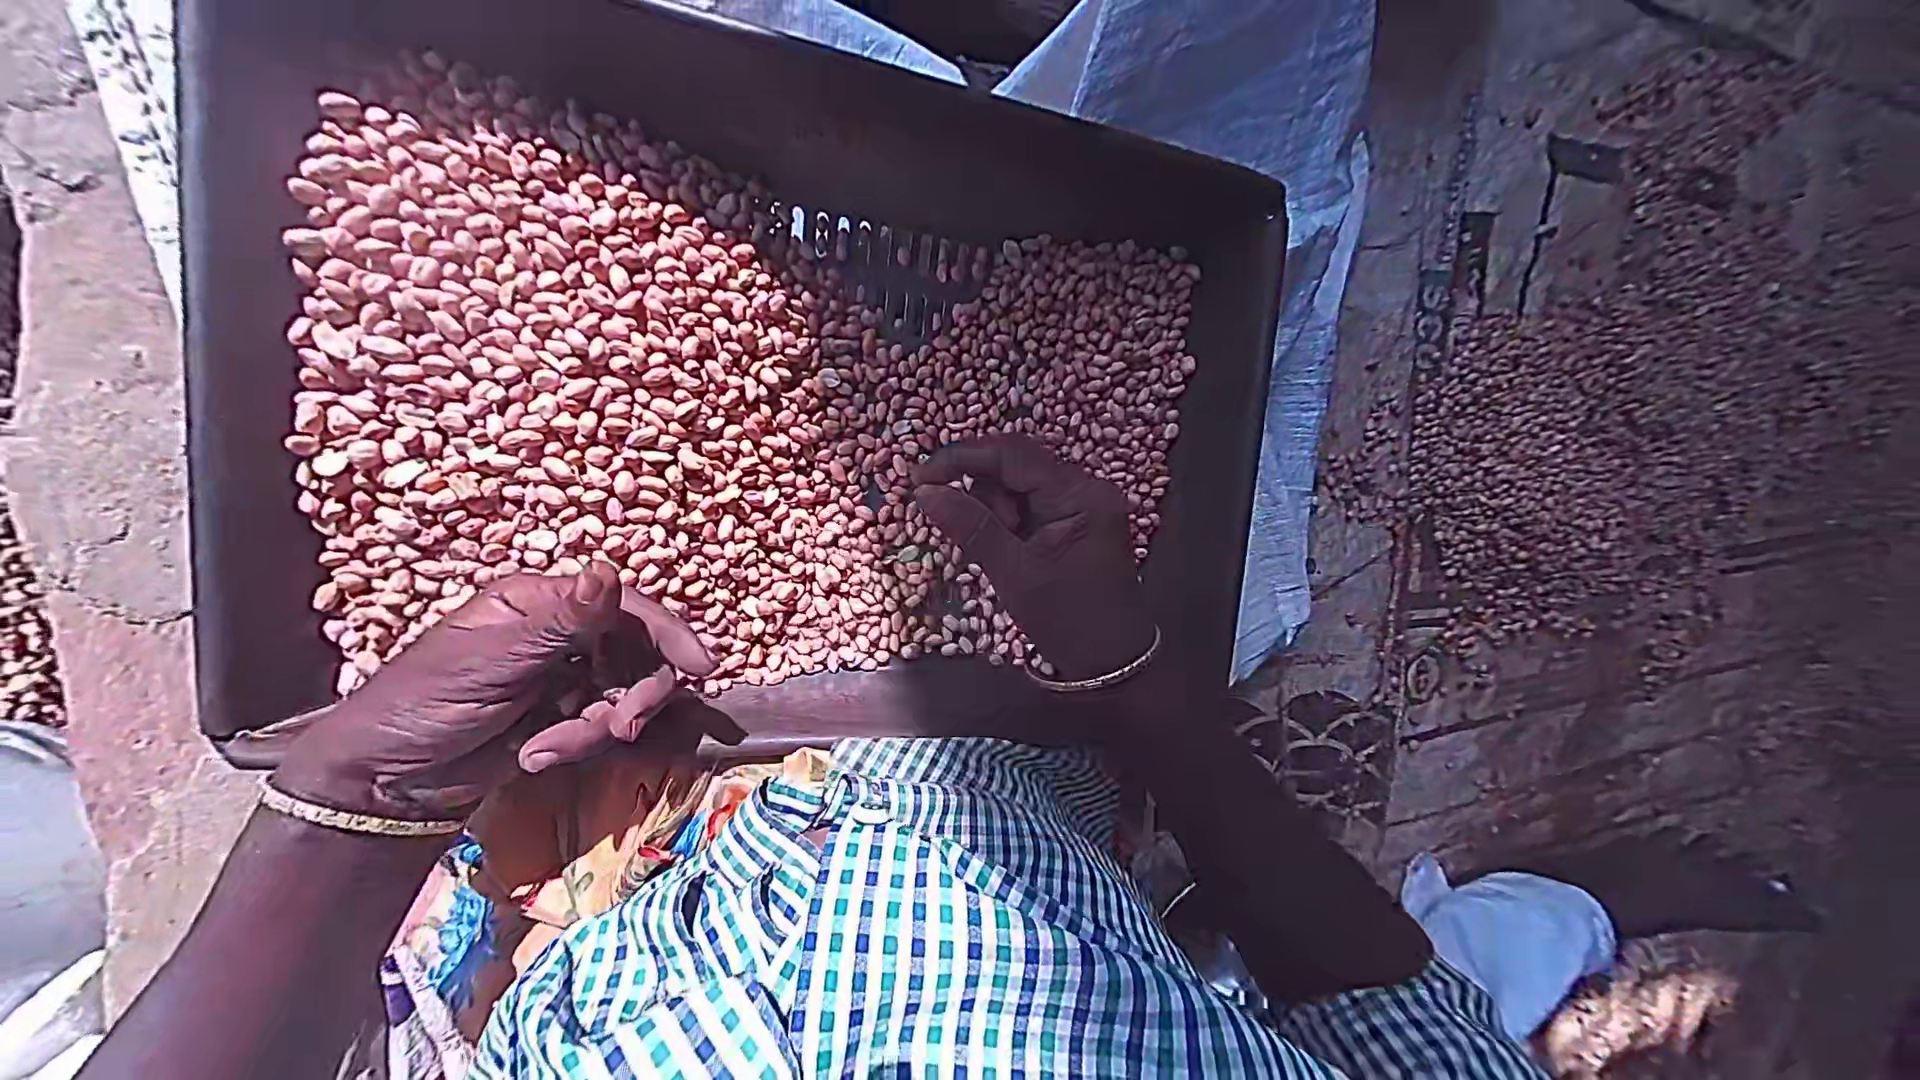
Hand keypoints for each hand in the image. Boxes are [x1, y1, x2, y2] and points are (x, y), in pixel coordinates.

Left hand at [272, 564, 715, 820]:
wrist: (383, 782)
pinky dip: (581, 742)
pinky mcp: (569, 713)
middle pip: (641, 652)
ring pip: (628, 692)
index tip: (701, 666)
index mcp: (547, 603)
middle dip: (638, 692)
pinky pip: (605, 723)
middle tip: (624, 726)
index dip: (669, 634)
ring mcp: (571, 674)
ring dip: (603, 724)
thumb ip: (559, 620)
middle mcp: (568, 633)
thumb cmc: (422, 701)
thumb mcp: (491, 660)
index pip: (627, 608)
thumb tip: (608, 570)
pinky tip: (538, 755)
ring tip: (555, 747)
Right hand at [912, 435, 1154, 679]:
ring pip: (1018, 485)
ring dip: (997, 512)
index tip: (921, 476)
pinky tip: (1011, 550)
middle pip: (1016, 466)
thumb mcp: (1012, 574)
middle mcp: (1087, 488)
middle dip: (986, 496)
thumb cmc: (1067, 621)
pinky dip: (1009, 522)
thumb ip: (970, 526)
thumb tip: (925, 491)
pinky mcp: (1076, 520)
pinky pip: (1030, 504)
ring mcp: (1084, 503)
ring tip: (1006, 555)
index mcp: (1080, 496)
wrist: (1112, 662)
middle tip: (983, 540)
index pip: (1013, 454)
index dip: (962, 457)